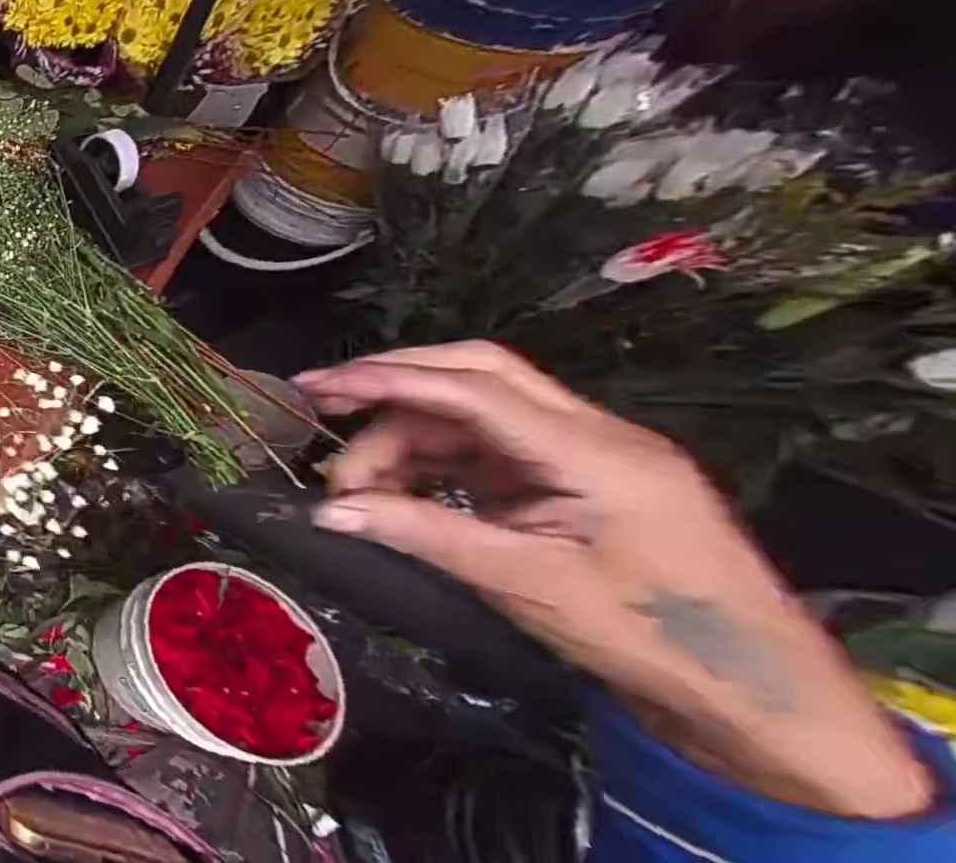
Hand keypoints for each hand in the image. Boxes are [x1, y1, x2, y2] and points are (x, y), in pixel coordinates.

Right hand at [294, 341, 931, 817]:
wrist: (755, 699)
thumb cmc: (649, 639)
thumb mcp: (522, 584)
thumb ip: (421, 533)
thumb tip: (327, 512)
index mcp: (594, 451)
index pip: (473, 389)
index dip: (387, 381)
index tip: (317, 388)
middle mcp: (585, 432)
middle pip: (473, 372)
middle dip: (391, 381)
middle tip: (321, 400)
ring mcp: (573, 450)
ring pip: (465, 411)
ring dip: (401, 437)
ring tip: (353, 485)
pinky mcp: (558, 473)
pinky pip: (476, 446)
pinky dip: (425, 461)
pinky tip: (392, 489)